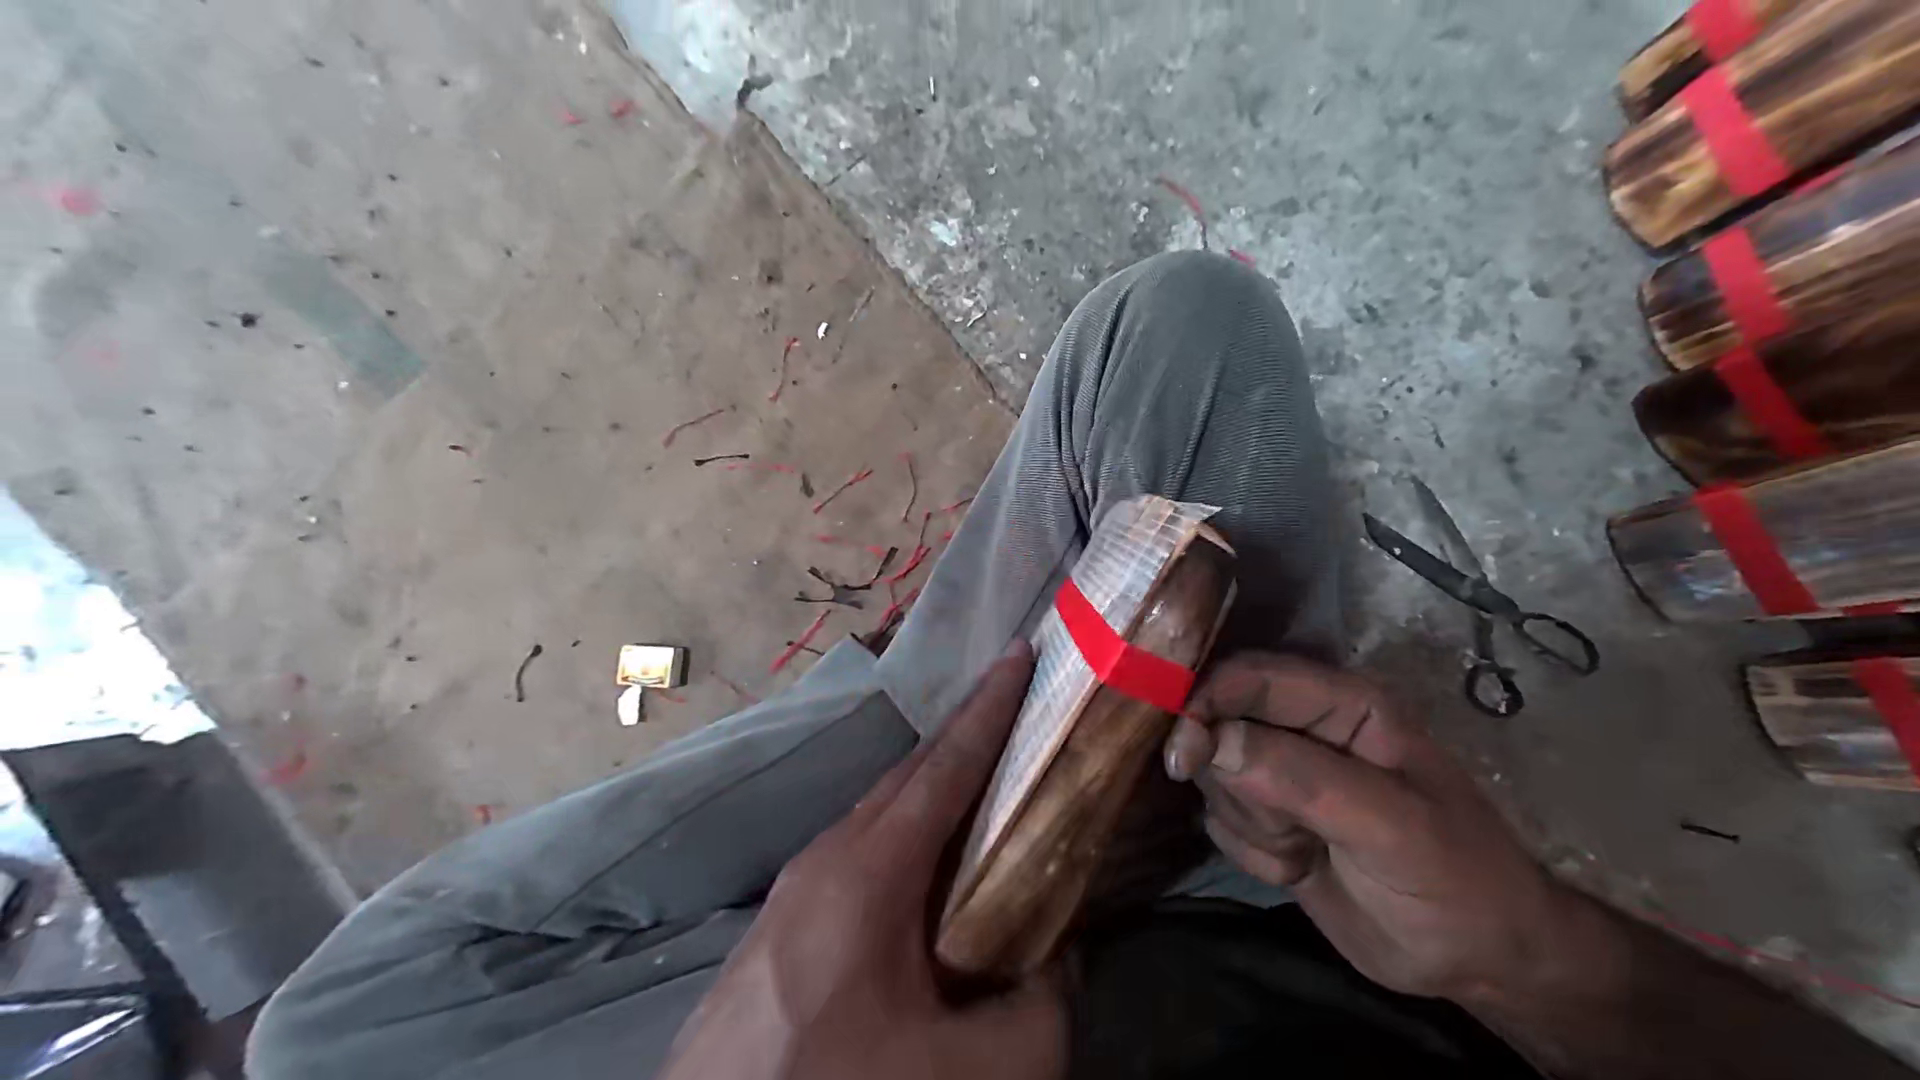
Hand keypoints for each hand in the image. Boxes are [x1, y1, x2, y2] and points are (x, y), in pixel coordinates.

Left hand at [659, 643, 1064, 1079]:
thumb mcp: (968, 1072)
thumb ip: (1039, 1014)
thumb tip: (1061, 961)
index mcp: (869, 870)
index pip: (946, 764)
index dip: (989, 706)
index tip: (1018, 653)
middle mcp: (828, 855)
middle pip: (910, 773)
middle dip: (964, 732)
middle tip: (1011, 707)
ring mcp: (797, 883)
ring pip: (879, 808)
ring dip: (932, 783)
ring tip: (979, 777)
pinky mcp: (782, 917)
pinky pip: (856, 845)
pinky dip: (902, 829)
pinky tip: (922, 862)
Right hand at [1163, 652, 1612, 1007]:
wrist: (1476, 961)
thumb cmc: (1457, 880)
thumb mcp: (1392, 828)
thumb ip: (1300, 777)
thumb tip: (1209, 739)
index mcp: (1342, 704)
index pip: (1251, 675)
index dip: (1208, 700)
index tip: (1183, 750)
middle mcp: (1301, 726)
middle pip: (1218, 723)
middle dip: (1235, 781)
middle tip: (1282, 827)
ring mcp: (1279, 772)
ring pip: (1212, 775)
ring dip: (1249, 822)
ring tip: (1304, 851)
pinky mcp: (1264, 815)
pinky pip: (1218, 818)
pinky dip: (1251, 851)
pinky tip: (1297, 867)